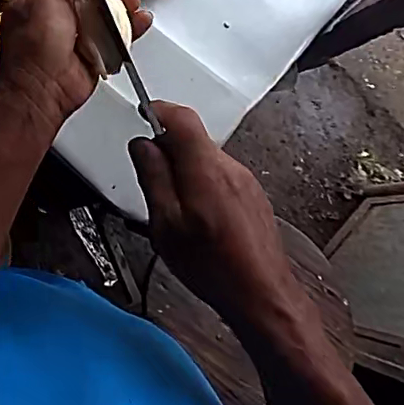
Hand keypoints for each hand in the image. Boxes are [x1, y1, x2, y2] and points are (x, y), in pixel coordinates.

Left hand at [0, 0, 151, 130]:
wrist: (43, 91)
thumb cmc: (35, 47)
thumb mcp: (43, 0)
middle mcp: (55, 12)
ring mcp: (76, 31)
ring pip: (104, 9)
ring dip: (120, 1)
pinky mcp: (95, 49)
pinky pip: (117, 34)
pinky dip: (132, 26)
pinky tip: (141, 19)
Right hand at [128, 102, 297, 331]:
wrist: (261, 294)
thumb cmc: (214, 266)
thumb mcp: (166, 224)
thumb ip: (152, 177)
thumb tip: (142, 145)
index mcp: (205, 168)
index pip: (181, 117)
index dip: (158, 110)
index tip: (144, 113)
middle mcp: (229, 167)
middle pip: (193, 138)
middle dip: (168, 149)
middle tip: (151, 175)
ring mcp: (245, 181)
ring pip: (205, 159)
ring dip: (185, 170)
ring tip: (174, 208)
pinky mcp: (252, 196)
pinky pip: (220, 176)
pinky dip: (202, 185)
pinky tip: (198, 218)